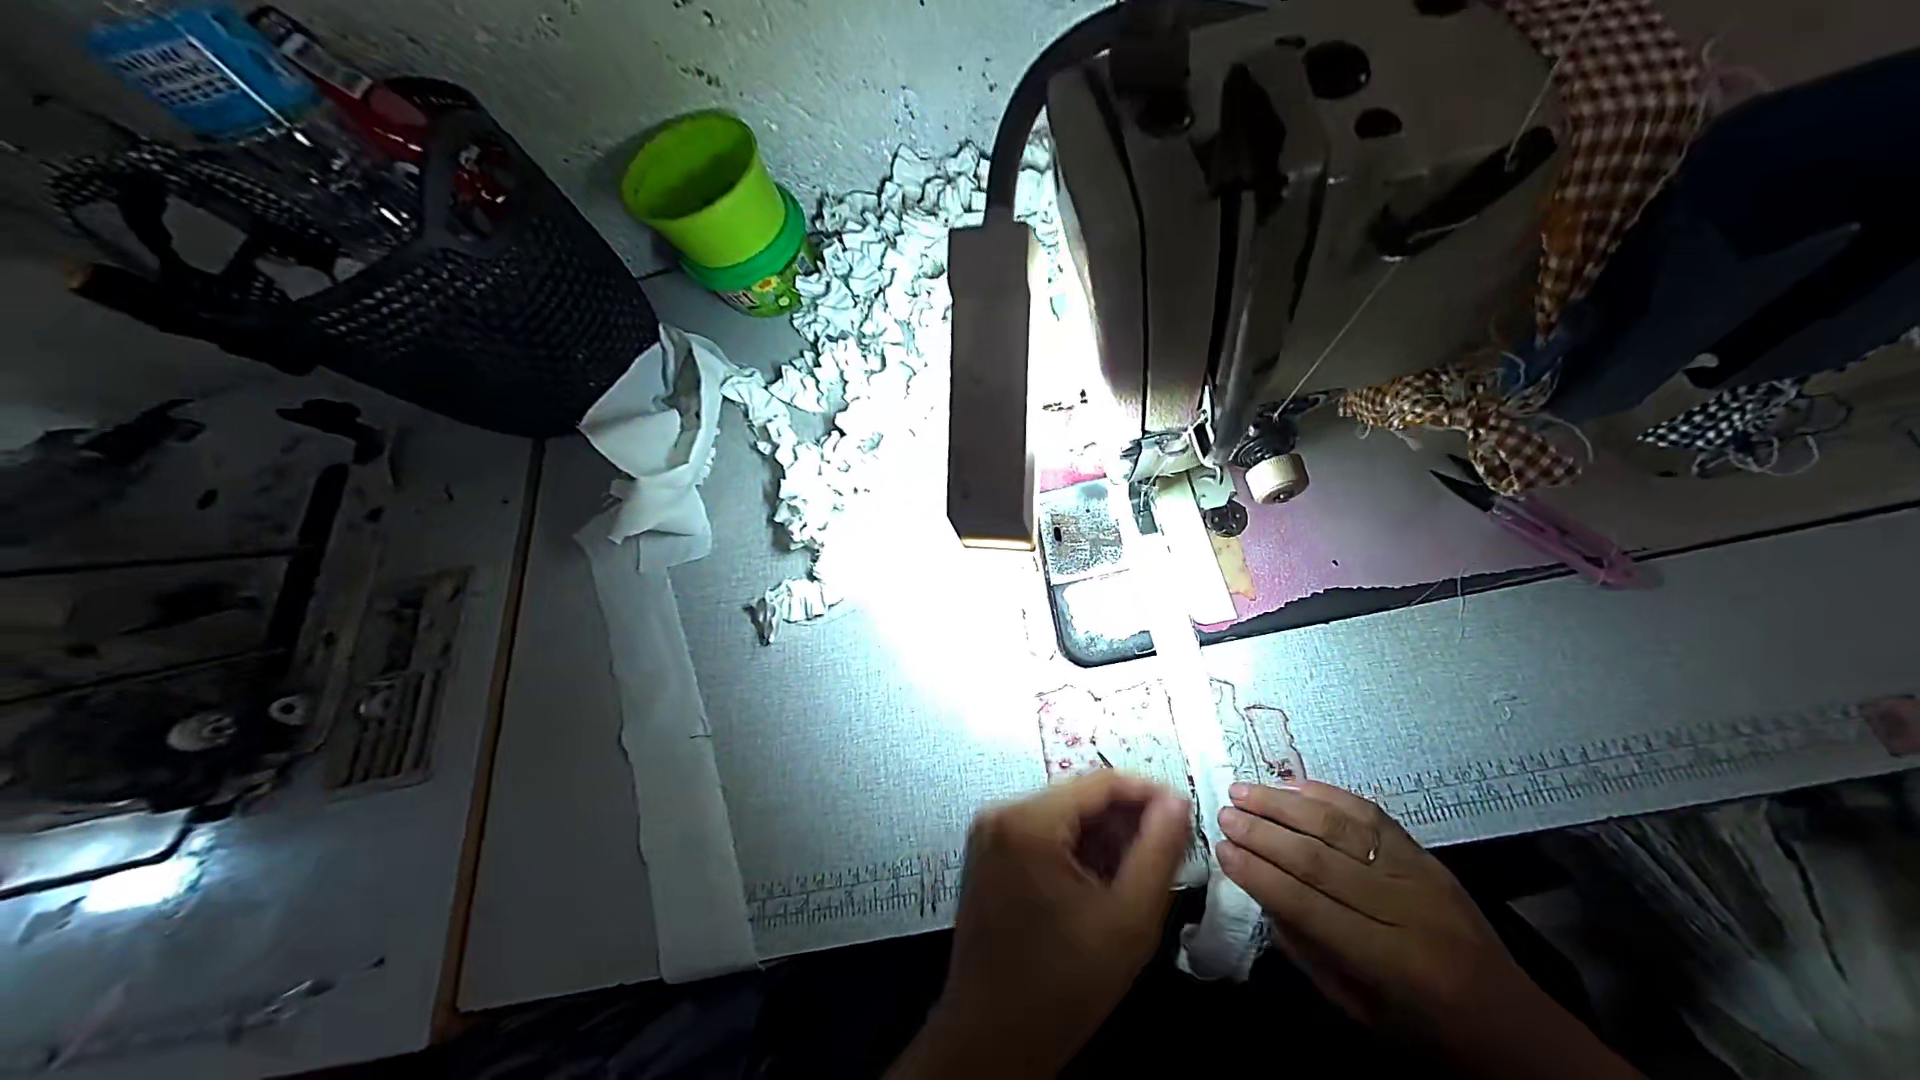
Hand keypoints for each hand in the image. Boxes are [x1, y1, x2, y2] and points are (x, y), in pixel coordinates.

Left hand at [887, 771, 1190, 1079]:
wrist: (994, 1037)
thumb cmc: (1063, 985)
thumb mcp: (1128, 919)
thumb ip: (1159, 851)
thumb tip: (1176, 802)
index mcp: (1028, 821)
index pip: (1100, 781)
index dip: (1148, 792)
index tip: (1183, 813)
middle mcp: (1000, 814)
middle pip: (1078, 796)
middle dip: (1126, 820)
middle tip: (1166, 851)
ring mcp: (989, 833)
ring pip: (1062, 814)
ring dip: (1103, 836)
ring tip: (1136, 873)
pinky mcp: (987, 854)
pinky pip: (1041, 833)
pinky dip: (1076, 849)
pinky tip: (1100, 882)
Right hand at [1216, 781, 1643, 1079]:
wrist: (1520, 1030)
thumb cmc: (1431, 1033)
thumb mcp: (1363, 1013)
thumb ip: (1308, 953)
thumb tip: (1260, 895)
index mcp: (1394, 963)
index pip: (1310, 906)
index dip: (1260, 875)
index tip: (1221, 850)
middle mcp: (1410, 911)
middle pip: (1322, 859)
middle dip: (1265, 834)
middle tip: (1225, 815)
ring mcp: (1423, 876)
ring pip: (1343, 828)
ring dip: (1286, 805)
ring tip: (1244, 791)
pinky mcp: (1429, 857)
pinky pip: (1373, 816)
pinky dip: (1329, 795)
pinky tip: (1294, 785)